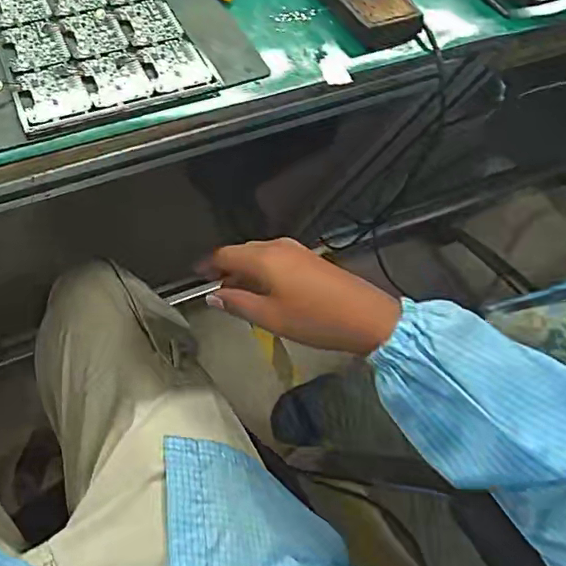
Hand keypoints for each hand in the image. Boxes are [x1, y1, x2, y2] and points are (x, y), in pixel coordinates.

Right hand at [197, 238, 401, 354]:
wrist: (368, 318)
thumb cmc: (316, 319)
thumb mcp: (271, 318)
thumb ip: (238, 304)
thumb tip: (215, 296)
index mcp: (263, 258)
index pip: (224, 254)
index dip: (207, 265)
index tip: (197, 275)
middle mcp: (277, 247)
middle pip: (241, 251)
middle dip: (226, 267)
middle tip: (216, 288)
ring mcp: (295, 250)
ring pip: (258, 254)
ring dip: (245, 270)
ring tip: (238, 293)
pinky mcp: (309, 258)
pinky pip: (274, 258)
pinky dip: (262, 270)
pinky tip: (264, 290)